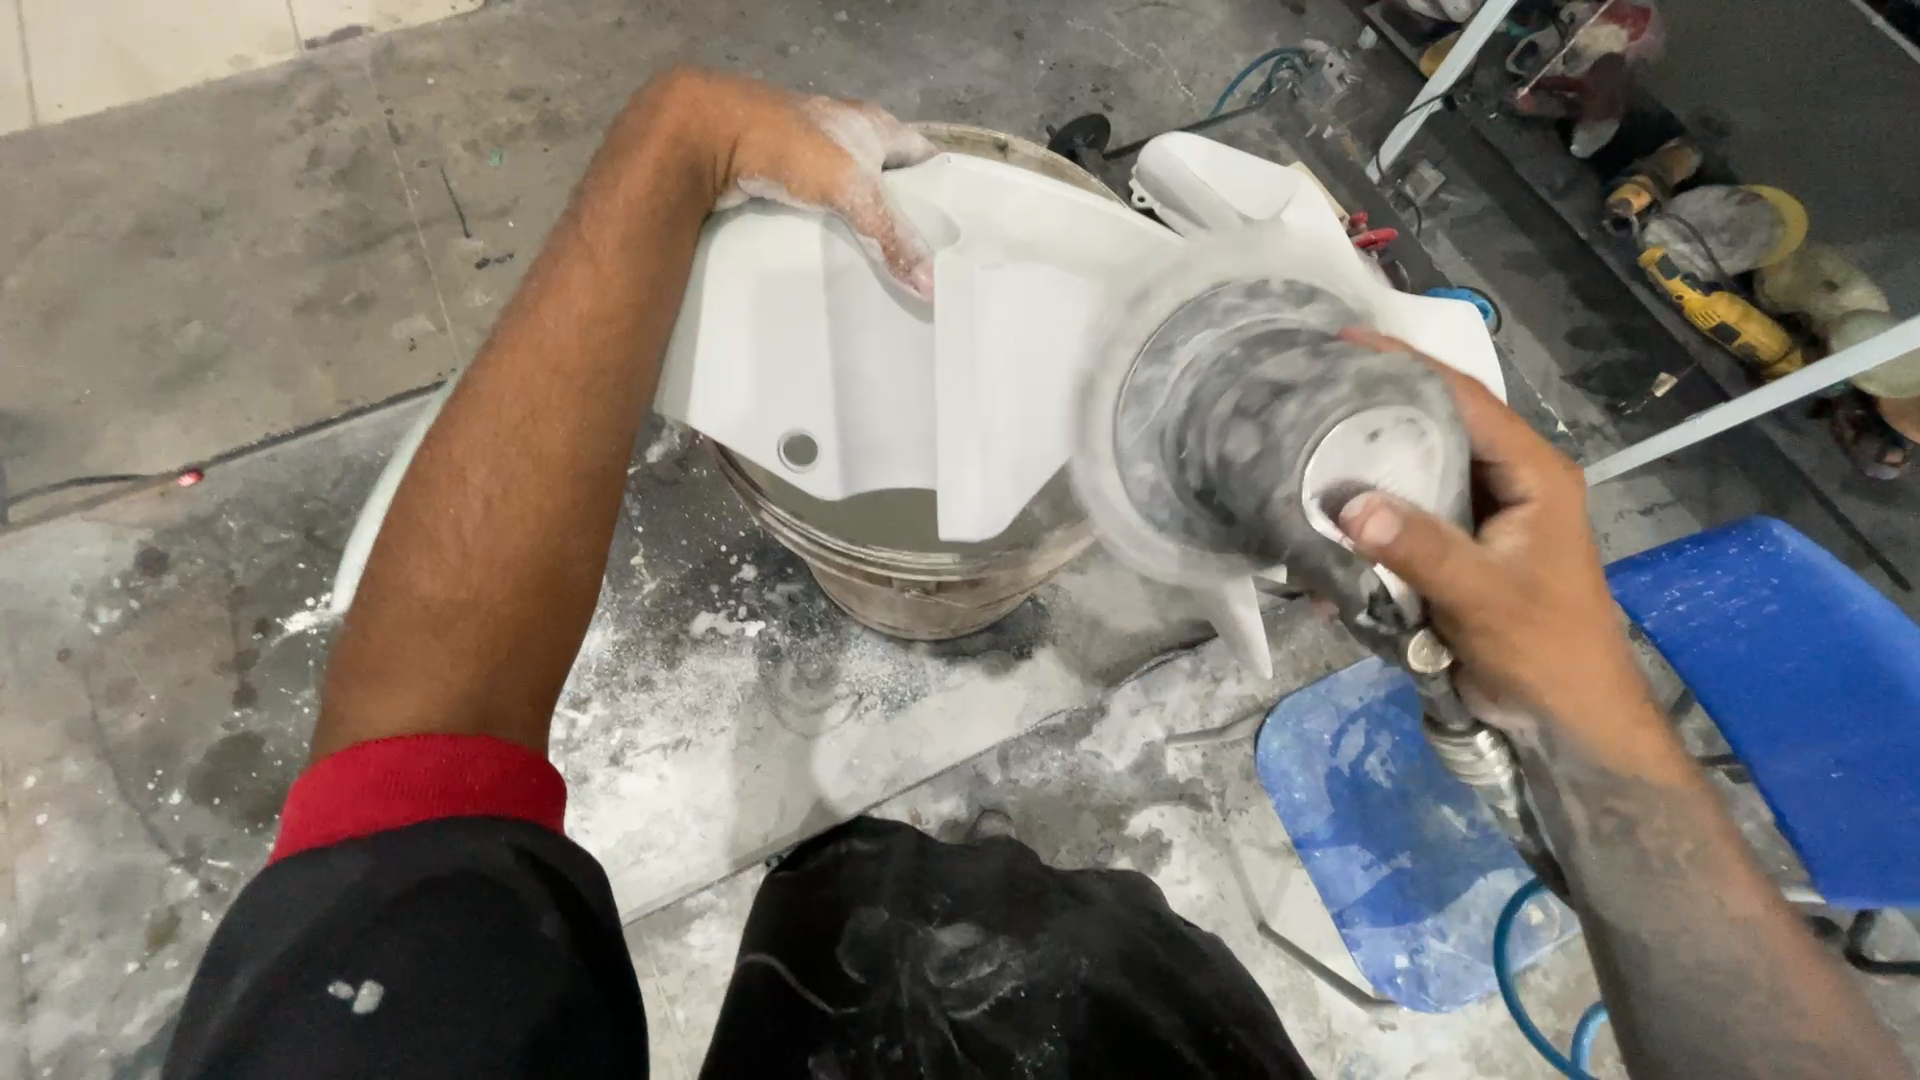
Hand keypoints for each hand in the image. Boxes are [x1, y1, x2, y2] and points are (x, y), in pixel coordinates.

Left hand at [634, 69, 938, 298]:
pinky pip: (818, 208)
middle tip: (917, 258)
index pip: (923, 156)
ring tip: (880, 266)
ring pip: (850, 195)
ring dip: (861, 224)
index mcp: (873, 126)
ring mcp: (811, 155)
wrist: (708, 134)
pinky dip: (828, 230)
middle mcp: (846, 136)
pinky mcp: (782, 176)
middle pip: (888, 178)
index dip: (939, 188)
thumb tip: (931, 287)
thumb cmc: (791, 146)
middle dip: (901, 213)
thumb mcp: (853, 192)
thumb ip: (892, 237)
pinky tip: (833, 257)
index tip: (951, 230)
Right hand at [1333, 329, 1651, 738]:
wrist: (1564, 715)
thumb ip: (1419, 548)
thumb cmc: (1544, 645)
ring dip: (1360, 471)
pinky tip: (1320, 536)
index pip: (1464, 400)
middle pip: (1432, 428)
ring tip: (1300, 453)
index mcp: (1531, 473)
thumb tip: (1347, 505)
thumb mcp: (1483, 593)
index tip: (1346, 341)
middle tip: (1308, 394)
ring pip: (1409, 475)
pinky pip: (1397, 523)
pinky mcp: (1448, 551)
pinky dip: (1361, 527)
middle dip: (1372, 411)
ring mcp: (1473, 518)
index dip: (1406, 365)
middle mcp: (1501, 483)